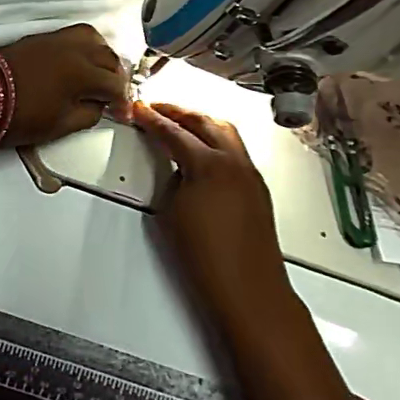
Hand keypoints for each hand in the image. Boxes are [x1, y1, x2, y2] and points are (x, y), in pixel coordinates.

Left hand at [0, 24, 130, 147]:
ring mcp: (57, 40)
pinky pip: (75, 35)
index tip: (122, 114)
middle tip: (114, 96)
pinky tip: (81, 62)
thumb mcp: (61, 126)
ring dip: (104, 56)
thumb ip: (89, 114)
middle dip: (117, 78)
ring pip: (94, 39)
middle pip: (109, 58)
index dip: (122, 102)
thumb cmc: (19, 117)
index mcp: (82, 73)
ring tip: (101, 73)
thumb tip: (99, 106)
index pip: (115, 85)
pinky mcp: (41, 38)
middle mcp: (74, 50)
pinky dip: (86, 46)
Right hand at [132, 102, 290, 318]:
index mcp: (211, 164)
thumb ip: (172, 180)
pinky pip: (236, 151)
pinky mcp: (258, 189)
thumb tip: (176, 170)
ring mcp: (251, 175)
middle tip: (158, 109)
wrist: (247, 290)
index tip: (141, 110)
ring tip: (180, 125)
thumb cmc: (211, 261)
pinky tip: (204, 152)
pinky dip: (217, 142)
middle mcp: (236, 163)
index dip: (153, 119)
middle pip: (204, 122)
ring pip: (225, 132)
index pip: (174, 131)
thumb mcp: (171, 213)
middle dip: (178, 112)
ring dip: (201, 123)